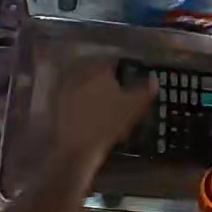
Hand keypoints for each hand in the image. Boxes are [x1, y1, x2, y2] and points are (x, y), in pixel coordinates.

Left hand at [49, 61, 154, 183]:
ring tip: (98, 99)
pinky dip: (76, 99)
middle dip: (102, 77)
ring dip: (88, 87)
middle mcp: (80, 75)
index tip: (123, 77)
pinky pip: (69, 95)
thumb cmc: (110, 125)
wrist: (79, 148)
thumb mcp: (134, 108)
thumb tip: (155, 80)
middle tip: (112, 89)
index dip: (118, 70)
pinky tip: (83, 110)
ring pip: (80, 82)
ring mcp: (65, 88)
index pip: (111, 64)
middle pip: (93, 70)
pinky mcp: (56, 103)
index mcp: (100, 72)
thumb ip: (146, 92)